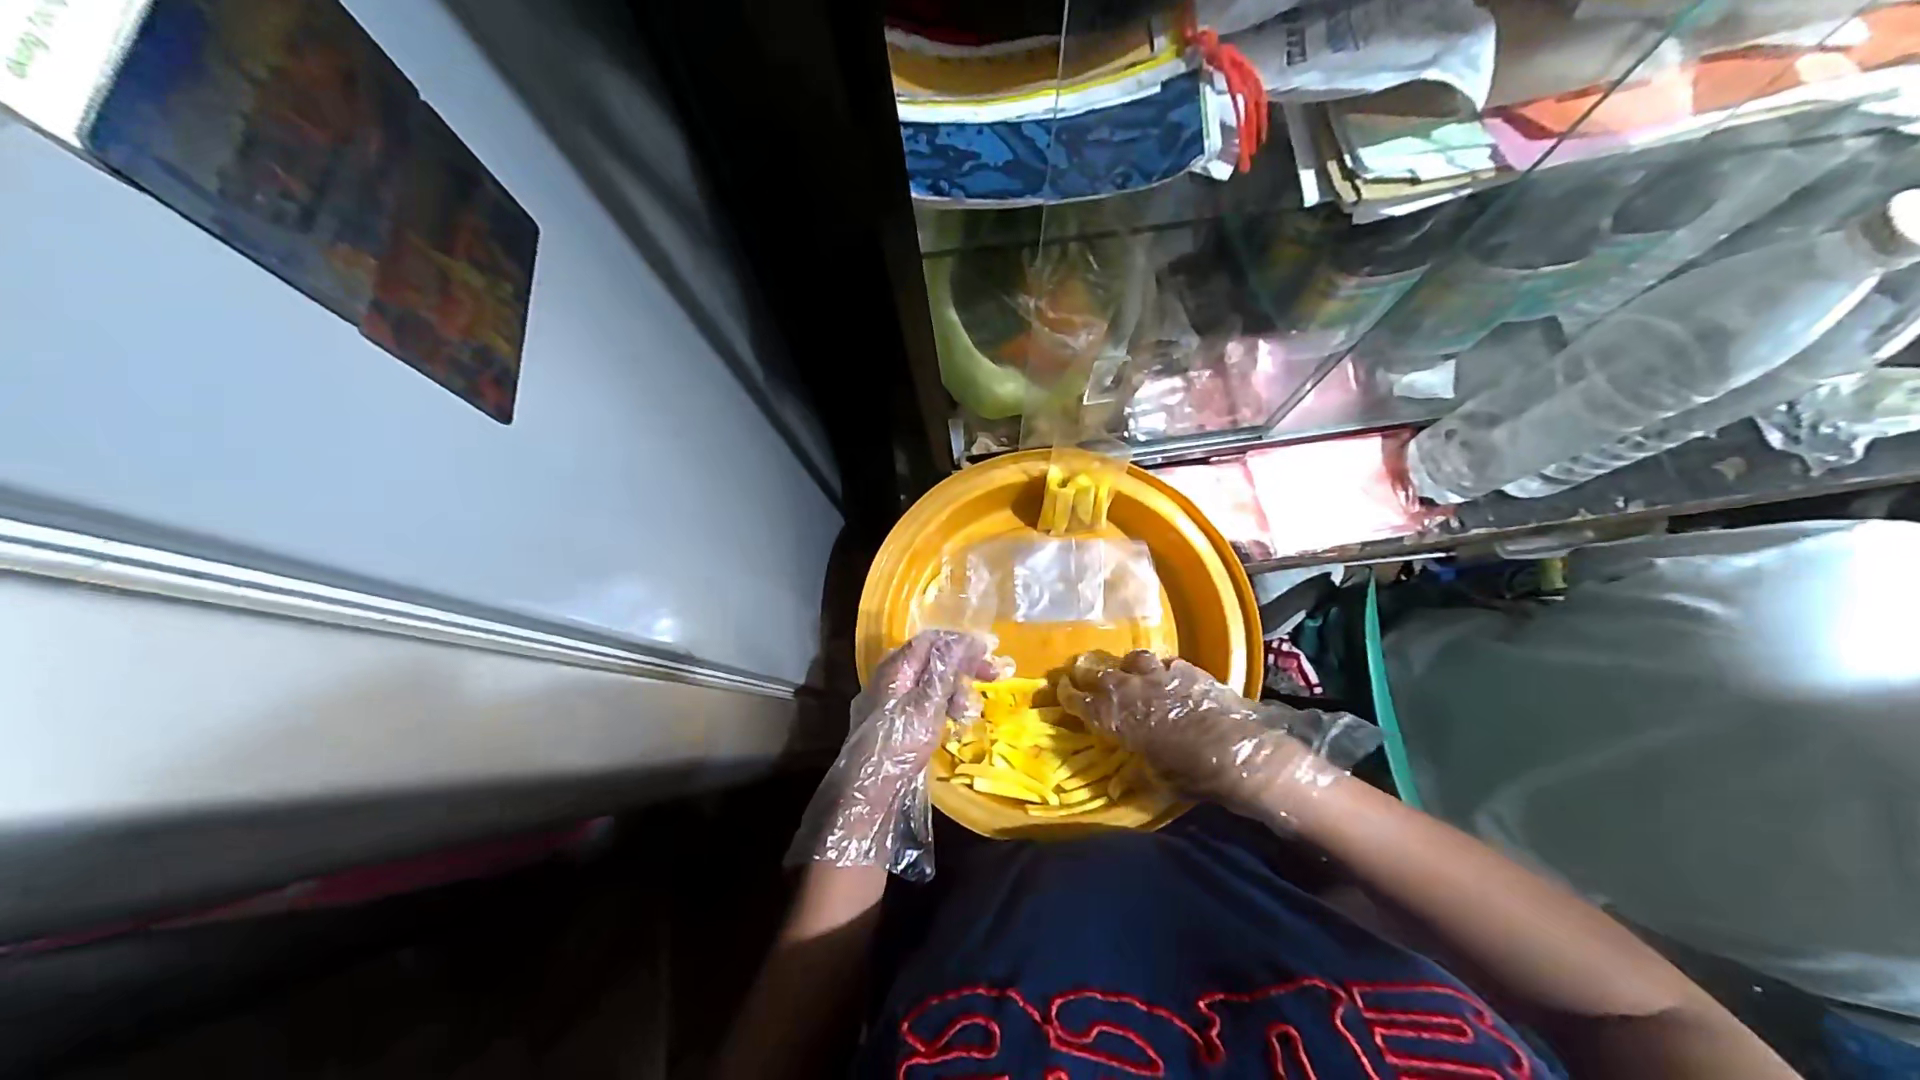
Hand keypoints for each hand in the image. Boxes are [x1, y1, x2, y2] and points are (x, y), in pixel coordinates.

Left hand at [786, 631, 996, 879]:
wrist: (867, 789)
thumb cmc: (900, 743)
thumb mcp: (928, 703)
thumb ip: (945, 669)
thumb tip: (965, 639)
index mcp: (896, 667)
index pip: (933, 640)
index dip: (963, 643)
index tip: (992, 651)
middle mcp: (890, 678)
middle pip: (932, 660)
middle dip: (964, 667)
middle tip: (994, 676)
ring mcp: (889, 701)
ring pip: (930, 683)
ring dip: (957, 690)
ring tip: (971, 711)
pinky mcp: (892, 722)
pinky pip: (924, 703)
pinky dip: (944, 707)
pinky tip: (956, 722)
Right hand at [1056, 650, 1375, 822]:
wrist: (1242, 756)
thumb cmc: (1194, 775)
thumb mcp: (1158, 780)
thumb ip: (1135, 771)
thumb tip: (1116, 783)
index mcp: (1118, 718)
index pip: (1082, 701)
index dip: (1069, 694)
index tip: (1061, 690)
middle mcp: (1133, 691)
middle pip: (1100, 672)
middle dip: (1086, 671)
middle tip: (1080, 671)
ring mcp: (1161, 676)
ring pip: (1133, 659)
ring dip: (1125, 666)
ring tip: (1127, 672)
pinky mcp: (1189, 671)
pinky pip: (1166, 663)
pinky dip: (1160, 669)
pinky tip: (1166, 677)